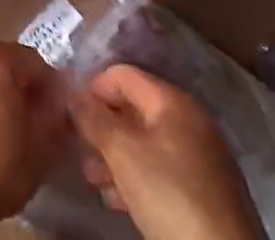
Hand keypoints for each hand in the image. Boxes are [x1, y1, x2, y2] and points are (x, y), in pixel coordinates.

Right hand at [72, 65, 265, 239]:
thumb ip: (92, 118)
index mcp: (173, 102)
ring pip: (144, 143)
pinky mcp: (203, 190)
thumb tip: (71, 94)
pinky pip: (160, 169)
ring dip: (114, 157)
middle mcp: (189, 121)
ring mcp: (200, 157)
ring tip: (95, 181)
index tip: (71, 116)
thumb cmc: (169, 195)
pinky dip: (136, 177)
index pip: (121, 75)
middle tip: (80, 151)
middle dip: (101, 128)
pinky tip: (119, 200)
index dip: (92, 88)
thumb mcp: (121, 151)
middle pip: (132, 109)